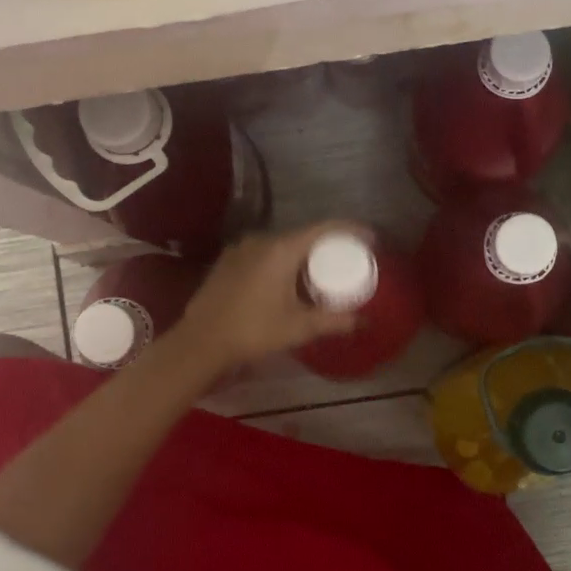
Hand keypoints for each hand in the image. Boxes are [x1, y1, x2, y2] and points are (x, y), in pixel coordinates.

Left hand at [175, 222, 360, 368]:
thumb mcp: (299, 327)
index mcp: (281, 249)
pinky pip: (264, 253)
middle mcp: (261, 240)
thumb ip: (334, 320)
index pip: (324, 229)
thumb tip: (364, 320)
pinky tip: (288, 281)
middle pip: (303, 235)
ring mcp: (241, 248)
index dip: (350, 230)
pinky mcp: (228, 261)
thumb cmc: (253, 331)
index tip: (370, 237)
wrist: (201, 341)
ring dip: (302, 255)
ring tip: (320, 272)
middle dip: (327, 246)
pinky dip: (282, 262)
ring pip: (282, 245)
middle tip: (347, 260)